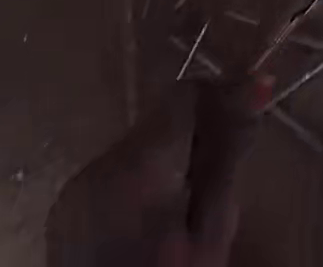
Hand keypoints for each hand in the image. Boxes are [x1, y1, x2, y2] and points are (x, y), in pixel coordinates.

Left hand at [47, 76, 269, 266]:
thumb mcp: (212, 234)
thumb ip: (229, 154)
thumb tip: (254, 88)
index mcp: (139, 169)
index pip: (184, 95)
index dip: (222, 92)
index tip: (257, 96)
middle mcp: (100, 163)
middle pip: (161, 117)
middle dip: (199, 127)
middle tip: (232, 155)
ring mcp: (76, 185)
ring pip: (140, 141)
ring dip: (172, 151)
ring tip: (194, 191)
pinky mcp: (65, 206)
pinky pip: (117, 168)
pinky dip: (144, 175)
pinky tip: (159, 211)